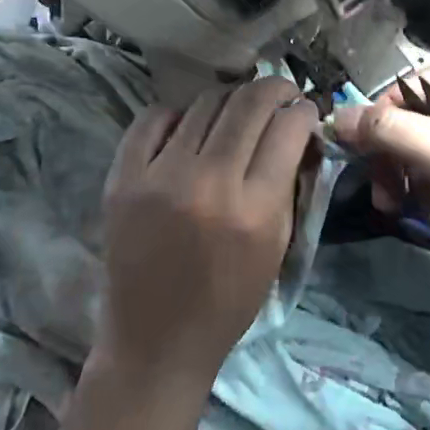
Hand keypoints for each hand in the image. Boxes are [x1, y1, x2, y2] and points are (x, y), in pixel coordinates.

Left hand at [97, 77, 318, 388]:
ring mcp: (160, 177)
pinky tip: (192, 126)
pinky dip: (180, 112)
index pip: (288, 128)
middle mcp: (209, 182)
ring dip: (232, 98)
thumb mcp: (278, 246)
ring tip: (239, 109)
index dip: (304, 110)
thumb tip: (298, 131)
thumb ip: (290, 184)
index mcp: (255, 208)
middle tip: (282, 93)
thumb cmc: (230, 300)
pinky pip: (154, 118)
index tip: (306, 110)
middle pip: (249, 103)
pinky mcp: (122, 179)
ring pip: (205, 102)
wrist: (156, 341)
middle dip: (275, 88)